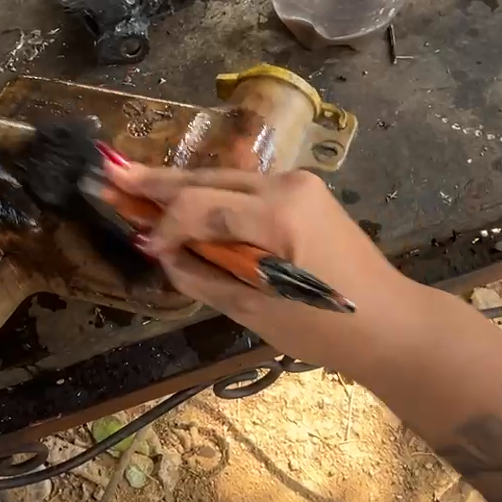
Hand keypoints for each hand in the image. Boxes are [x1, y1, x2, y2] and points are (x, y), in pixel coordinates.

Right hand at [108, 165, 415, 371]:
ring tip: (132, 179)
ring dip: (178, 184)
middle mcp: (286, 185)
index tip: (142, 246)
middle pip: (206, 180)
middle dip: (155, 181)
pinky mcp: (301, 191)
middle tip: (110, 173)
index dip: (163, 224)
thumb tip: (160, 254)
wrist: (392, 322)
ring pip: (221, 179)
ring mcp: (297, 183)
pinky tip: (177, 194)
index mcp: (278, 215)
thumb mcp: (256, 311)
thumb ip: (202, 276)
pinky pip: (241, 188)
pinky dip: (208, 195)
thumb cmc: (326, 329)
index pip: (200, 206)